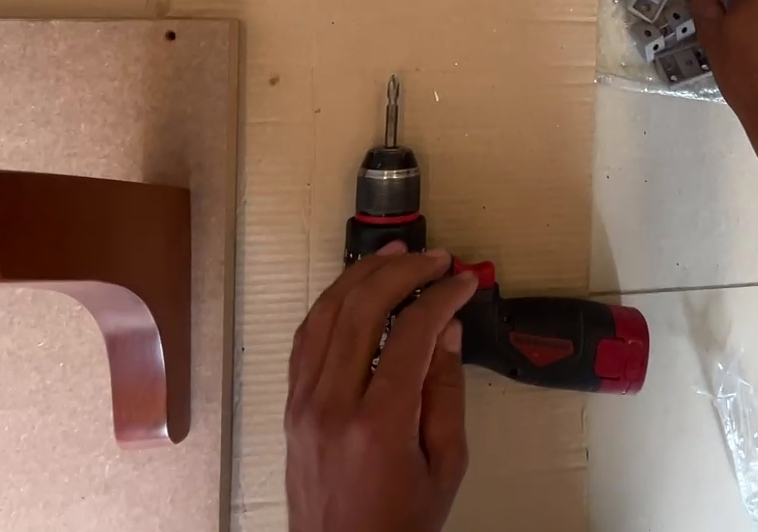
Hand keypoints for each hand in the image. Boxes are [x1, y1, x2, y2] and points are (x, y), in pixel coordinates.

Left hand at [286, 241, 478, 531]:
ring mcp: (303, 402)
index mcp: (378, 424)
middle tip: (437, 258)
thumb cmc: (403, 523)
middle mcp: (332, 405)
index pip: (411, 333)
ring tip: (397, 253)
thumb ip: (446, 390)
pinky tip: (356, 286)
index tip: (466, 280)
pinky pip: (306, 336)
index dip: (442, 296)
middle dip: (404, 271)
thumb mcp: (446, 463)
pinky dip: (332, 301)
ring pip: (327, 313)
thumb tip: (447, 327)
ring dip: (363, 273)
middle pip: (363, 309)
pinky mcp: (291, 405)